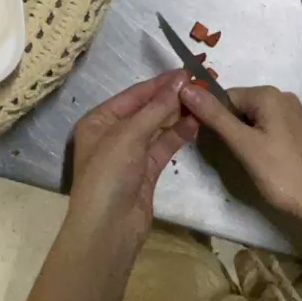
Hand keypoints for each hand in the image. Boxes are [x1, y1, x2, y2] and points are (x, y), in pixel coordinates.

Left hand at [68, 71, 198, 244]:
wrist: (108, 229)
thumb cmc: (109, 173)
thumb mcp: (129, 134)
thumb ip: (157, 107)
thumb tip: (179, 81)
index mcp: (99, 120)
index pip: (133, 95)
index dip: (159, 83)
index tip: (186, 71)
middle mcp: (113, 134)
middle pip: (146, 109)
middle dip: (170, 97)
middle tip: (199, 84)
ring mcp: (130, 154)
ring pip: (157, 127)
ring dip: (177, 114)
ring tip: (202, 100)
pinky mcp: (146, 172)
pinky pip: (163, 146)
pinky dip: (178, 134)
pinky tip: (195, 123)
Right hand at [179, 82, 301, 226]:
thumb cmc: (283, 174)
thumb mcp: (244, 145)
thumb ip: (214, 116)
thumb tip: (185, 88)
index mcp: (268, 94)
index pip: (224, 97)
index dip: (214, 119)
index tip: (213, 145)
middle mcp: (282, 96)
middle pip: (238, 106)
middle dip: (229, 130)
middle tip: (234, 158)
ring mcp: (292, 113)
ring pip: (251, 119)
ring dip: (243, 139)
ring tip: (249, 163)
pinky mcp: (298, 131)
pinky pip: (267, 128)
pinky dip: (258, 143)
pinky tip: (263, 163)